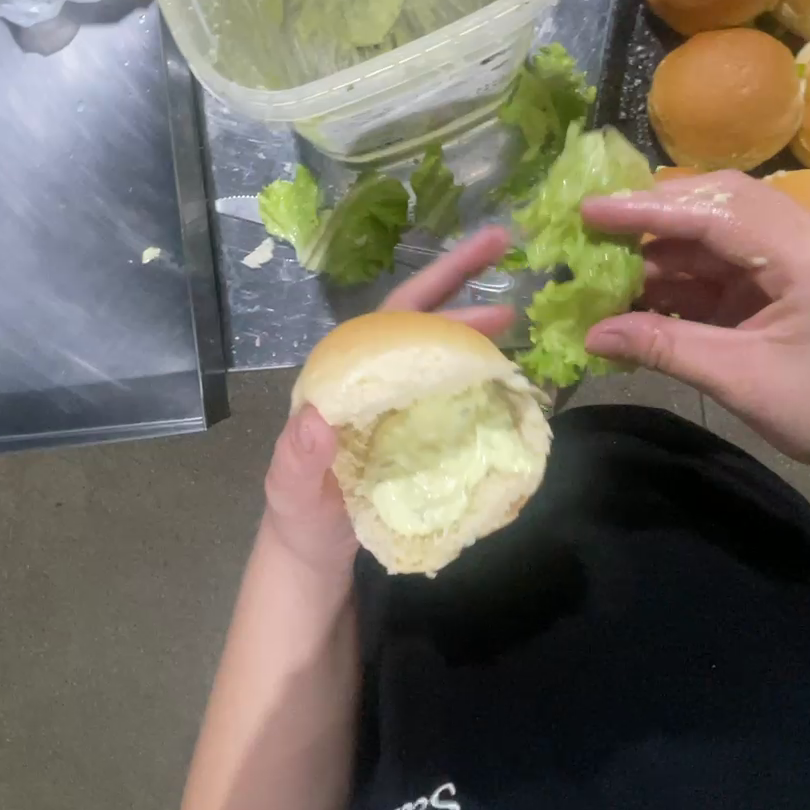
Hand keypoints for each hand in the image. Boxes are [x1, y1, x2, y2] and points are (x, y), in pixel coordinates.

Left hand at [262, 227, 518, 572]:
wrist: (316, 557)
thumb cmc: (300, 517)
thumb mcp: (290, 490)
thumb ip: (298, 458)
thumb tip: (315, 416)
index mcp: (346, 377)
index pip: (393, 317)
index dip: (434, 285)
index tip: (476, 257)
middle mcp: (375, 382)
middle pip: (423, 324)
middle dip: (463, 286)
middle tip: (510, 252)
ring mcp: (401, 409)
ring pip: (443, 359)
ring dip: (477, 336)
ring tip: (519, 324)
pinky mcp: (422, 439)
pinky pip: (455, 401)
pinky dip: (482, 386)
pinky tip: (510, 385)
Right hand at [579, 173, 809, 488]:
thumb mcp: (739, 380)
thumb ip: (664, 347)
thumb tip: (590, 333)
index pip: (721, 211)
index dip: (650, 209)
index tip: (590, 210)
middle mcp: (809, 240)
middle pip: (720, 202)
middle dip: (654, 214)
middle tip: (593, 225)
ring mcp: (796, 258)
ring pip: (716, 231)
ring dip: (660, 247)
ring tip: (604, 265)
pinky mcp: (781, 280)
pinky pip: (720, 262)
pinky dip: (677, 273)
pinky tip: (637, 290)